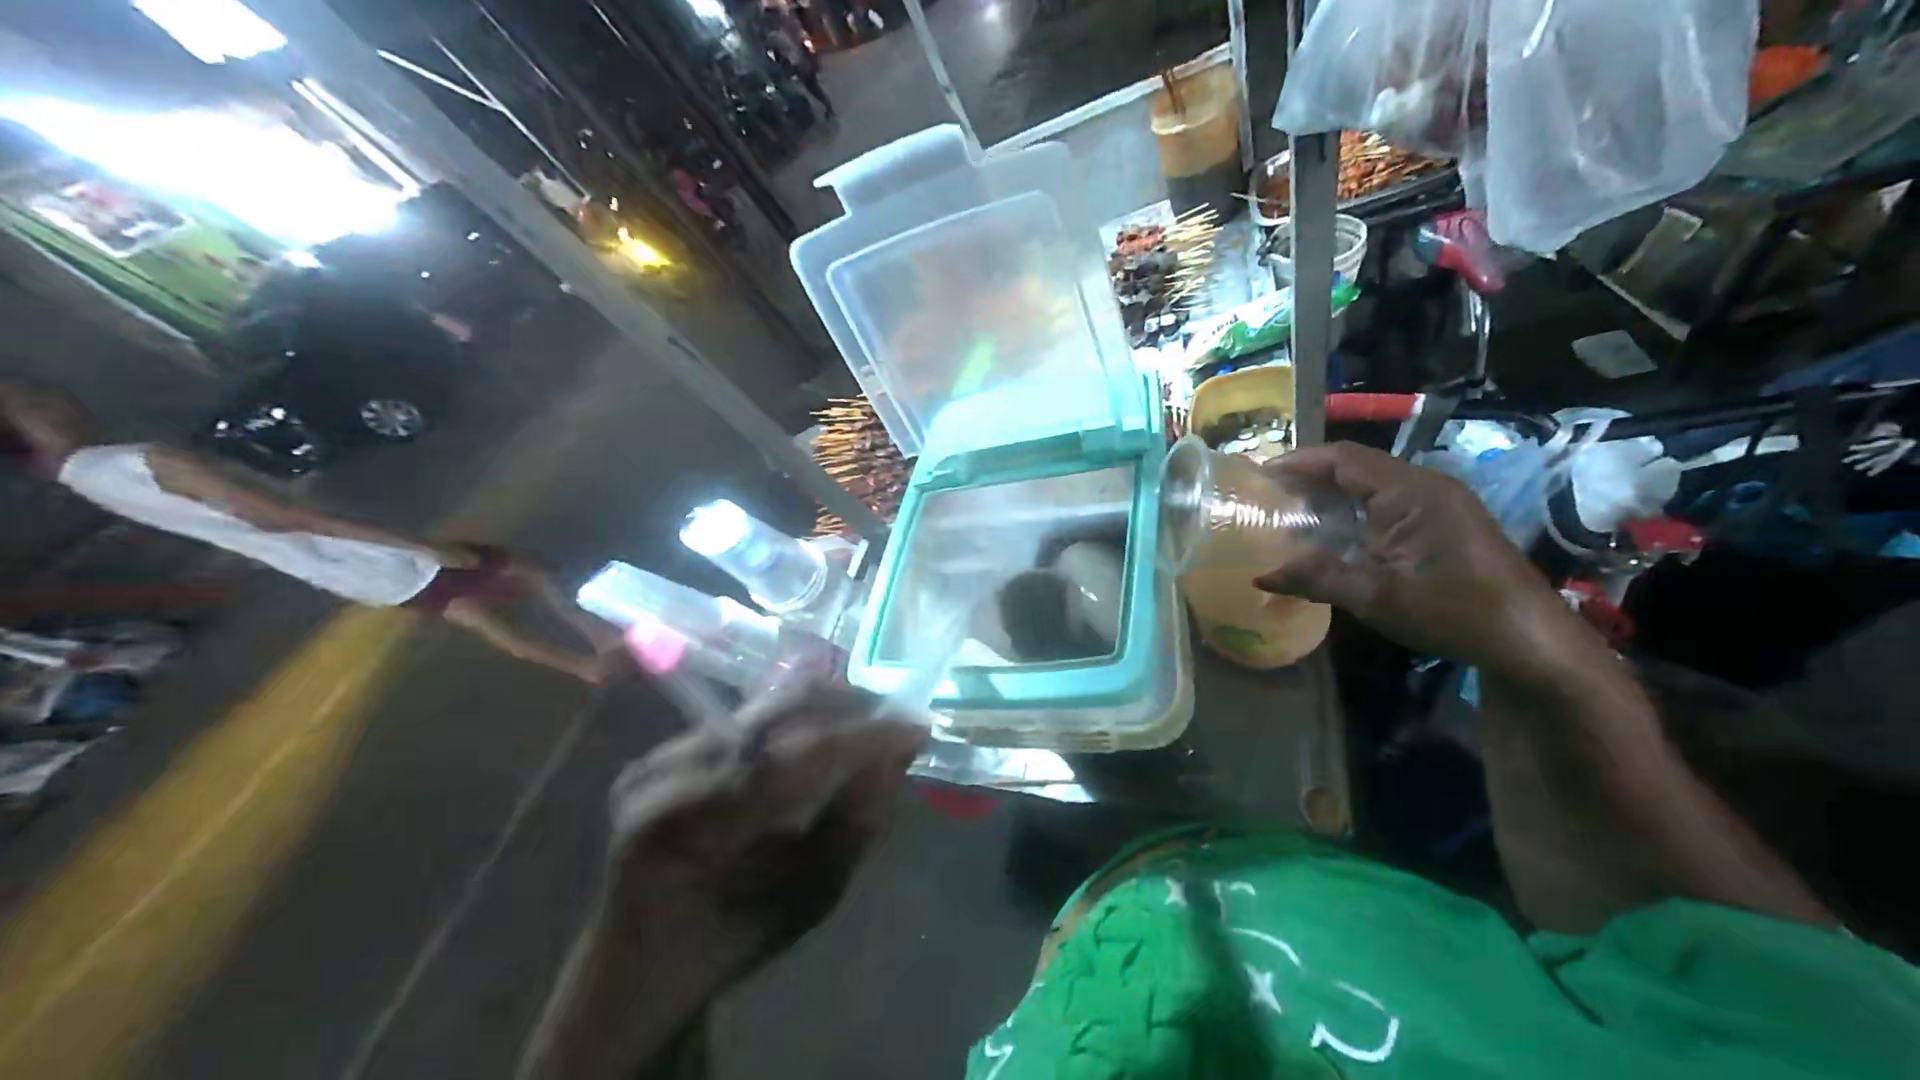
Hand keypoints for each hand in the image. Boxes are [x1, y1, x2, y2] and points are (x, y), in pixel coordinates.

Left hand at [601, 682, 925, 981]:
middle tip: (896, 721)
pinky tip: (817, 737)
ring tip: (864, 727)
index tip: (918, 729)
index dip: (866, 736)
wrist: (640, 960)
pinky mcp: (660, 751)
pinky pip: (741, 719)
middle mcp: (667, 778)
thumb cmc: (733, 939)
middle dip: (848, 709)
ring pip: (761, 708)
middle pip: (777, 714)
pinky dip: (789, 722)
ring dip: (822, 711)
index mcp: (697, 828)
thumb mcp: (809, 896)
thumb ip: (856, 822)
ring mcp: (656, 759)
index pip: (800, 755)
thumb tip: (896, 756)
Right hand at [1255, 442, 1590, 679]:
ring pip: (1370, 484)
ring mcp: (1437, 504)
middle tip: (1265, 495)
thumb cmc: (1455, 611)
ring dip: (1329, 493)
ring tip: (1287, 511)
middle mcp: (1425, 486)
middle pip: (1356, 466)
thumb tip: (1260, 577)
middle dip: (1308, 476)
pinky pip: (1385, 503)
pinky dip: (1350, 509)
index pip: (1344, 459)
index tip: (1259, 474)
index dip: (1298, 461)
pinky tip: (1329, 532)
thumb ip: (1318, 579)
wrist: (1529, 640)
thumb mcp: (1378, 598)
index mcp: (1412, 492)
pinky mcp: (1441, 523)